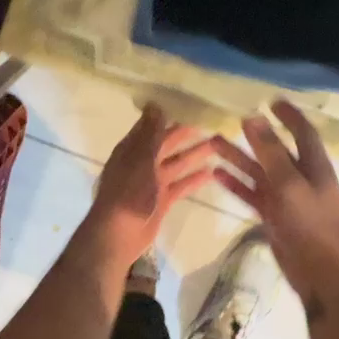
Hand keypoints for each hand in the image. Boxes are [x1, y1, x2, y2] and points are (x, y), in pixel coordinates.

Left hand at [81, 104, 221, 270]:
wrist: (119, 234)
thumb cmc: (128, 192)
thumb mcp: (140, 158)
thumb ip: (151, 133)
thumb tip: (155, 103)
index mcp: (132, 149)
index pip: (153, 125)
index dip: (170, 114)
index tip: (192, 103)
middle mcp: (142, 162)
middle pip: (167, 143)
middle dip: (187, 133)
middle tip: (213, 121)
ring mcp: (152, 182)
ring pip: (176, 164)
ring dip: (195, 155)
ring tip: (219, 144)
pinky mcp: (161, 200)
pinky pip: (180, 185)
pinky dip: (194, 179)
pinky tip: (212, 172)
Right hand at [214, 100, 338, 313]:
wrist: (320, 273)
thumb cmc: (311, 224)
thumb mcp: (290, 184)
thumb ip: (271, 151)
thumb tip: (253, 117)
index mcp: (314, 165)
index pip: (302, 131)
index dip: (288, 115)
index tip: (270, 99)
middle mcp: (299, 177)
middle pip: (274, 149)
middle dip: (254, 134)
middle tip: (231, 117)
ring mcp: (285, 197)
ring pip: (258, 171)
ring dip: (238, 157)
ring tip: (212, 141)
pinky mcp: (273, 216)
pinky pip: (252, 193)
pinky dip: (236, 183)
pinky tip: (216, 173)